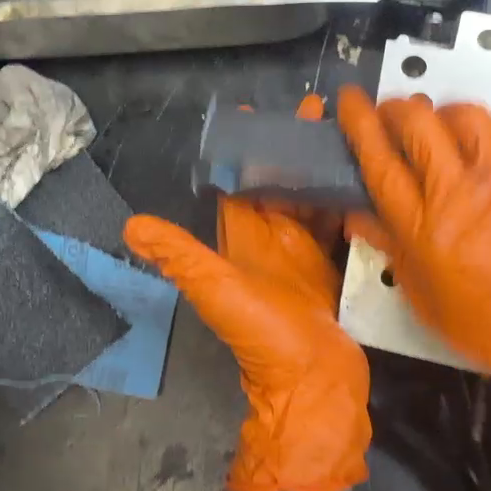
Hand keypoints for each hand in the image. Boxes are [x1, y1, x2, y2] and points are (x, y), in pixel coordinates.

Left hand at [125, 95, 370, 490]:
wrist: (315, 382)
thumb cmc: (265, 335)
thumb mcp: (217, 290)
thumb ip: (180, 256)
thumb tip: (130, 226)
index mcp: (242, 241)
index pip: (237, 184)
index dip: (241, 150)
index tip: (253, 113)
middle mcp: (270, 241)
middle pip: (277, 184)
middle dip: (289, 148)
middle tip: (312, 108)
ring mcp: (302, 254)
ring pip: (307, 198)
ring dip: (317, 166)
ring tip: (338, 130)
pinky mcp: (331, 266)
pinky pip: (334, 222)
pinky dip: (342, 198)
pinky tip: (360, 173)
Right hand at [335, 85, 490, 481]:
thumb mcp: (427, 301)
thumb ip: (391, 249)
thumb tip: (357, 214)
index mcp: (425, 227)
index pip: (378, 158)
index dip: (358, 121)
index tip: (350, 101)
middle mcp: (464, 192)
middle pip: (417, 123)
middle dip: (397, 108)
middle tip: (395, 113)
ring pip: (468, 115)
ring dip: (448, 113)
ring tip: (448, 125)